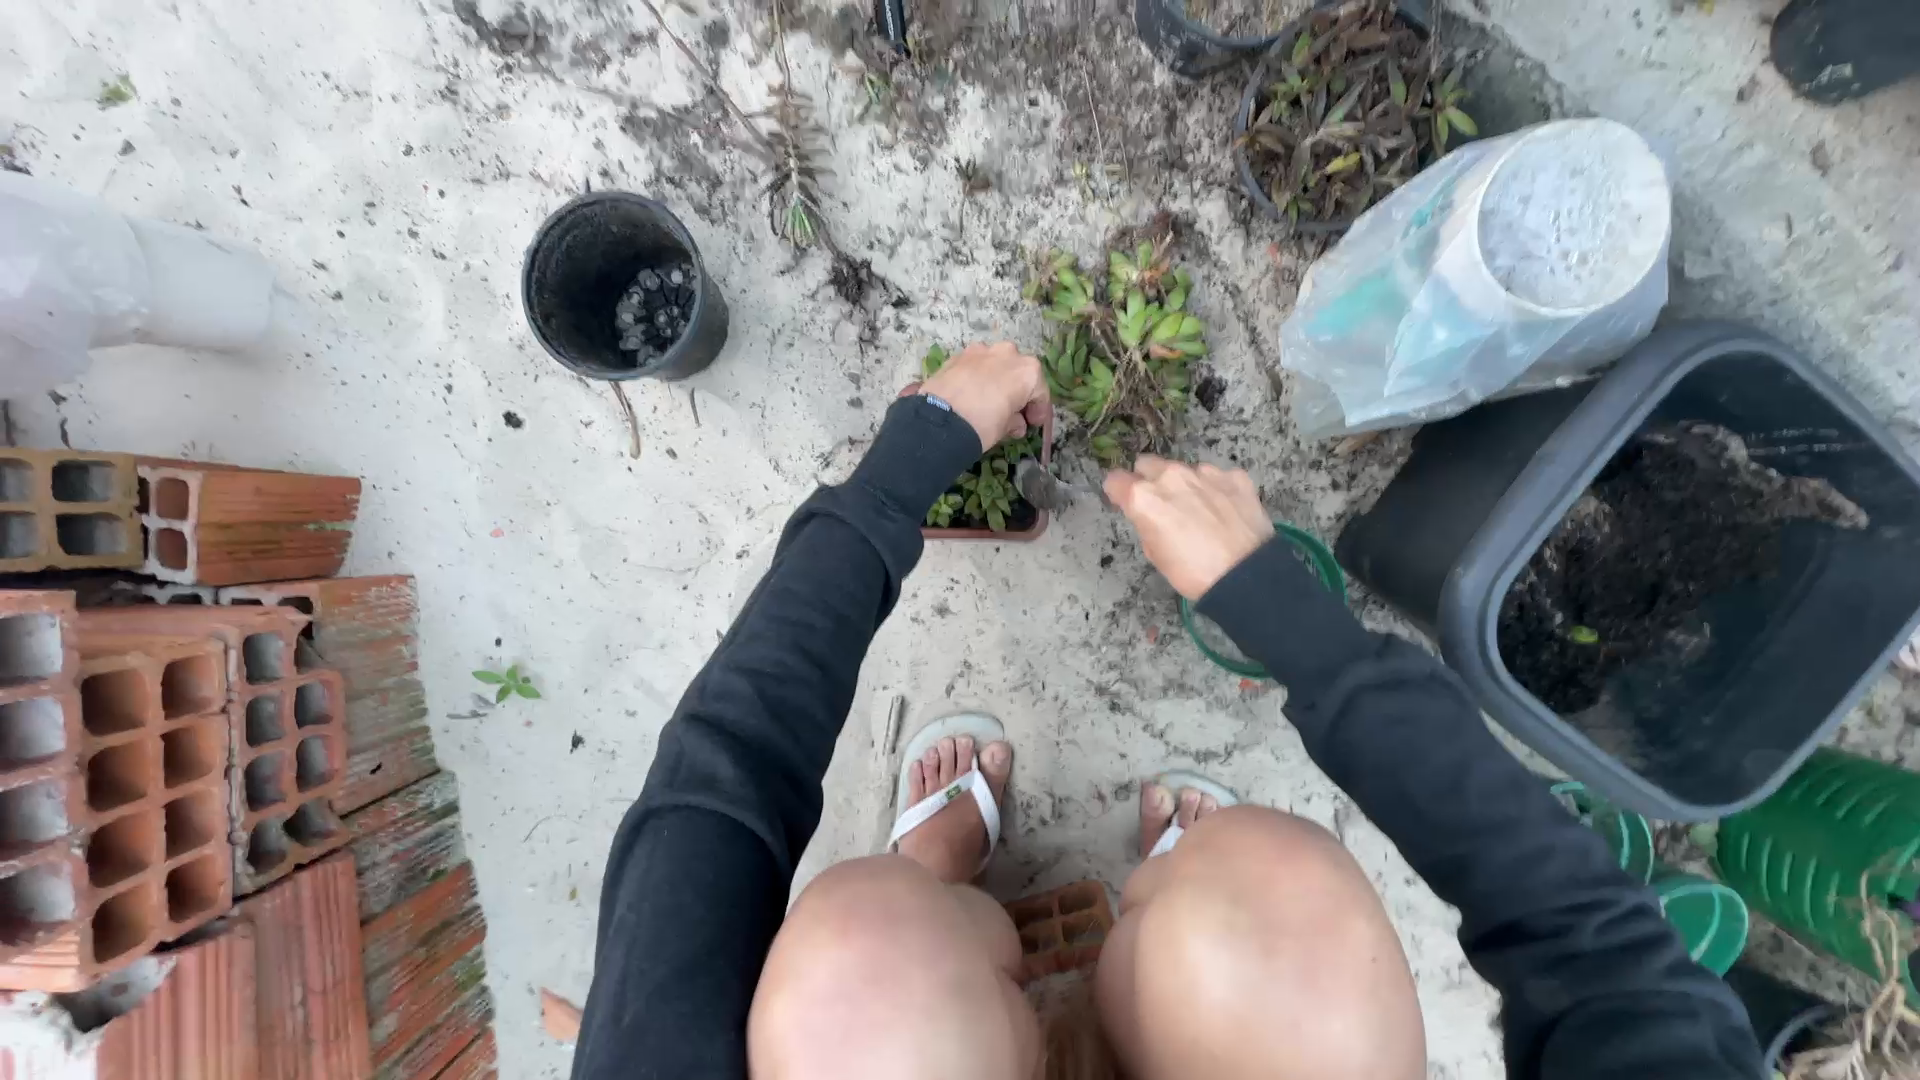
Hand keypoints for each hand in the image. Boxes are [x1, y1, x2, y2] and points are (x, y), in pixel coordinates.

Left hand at [919, 342, 1051, 451]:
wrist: (940, 420)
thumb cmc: (983, 424)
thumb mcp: (1005, 429)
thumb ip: (1015, 422)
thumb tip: (1017, 423)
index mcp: (1028, 371)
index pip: (1040, 392)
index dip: (1039, 410)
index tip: (1033, 424)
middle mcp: (1008, 353)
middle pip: (1018, 372)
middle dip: (1018, 391)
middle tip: (1013, 412)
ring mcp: (981, 350)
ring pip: (996, 364)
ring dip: (997, 380)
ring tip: (989, 401)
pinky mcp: (958, 355)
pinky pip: (975, 366)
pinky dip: (977, 377)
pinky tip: (971, 394)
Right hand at [1104, 456, 1273, 599]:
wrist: (1246, 574)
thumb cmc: (1193, 572)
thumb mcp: (1154, 554)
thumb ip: (1145, 523)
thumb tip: (1150, 515)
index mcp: (1144, 498)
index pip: (1115, 480)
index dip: (1118, 492)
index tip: (1124, 500)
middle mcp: (1171, 477)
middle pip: (1148, 464)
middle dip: (1149, 480)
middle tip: (1161, 504)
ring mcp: (1205, 473)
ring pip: (1184, 469)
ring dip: (1184, 484)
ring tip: (1199, 511)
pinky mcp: (1234, 477)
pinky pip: (1216, 477)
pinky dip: (1215, 489)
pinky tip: (1224, 510)